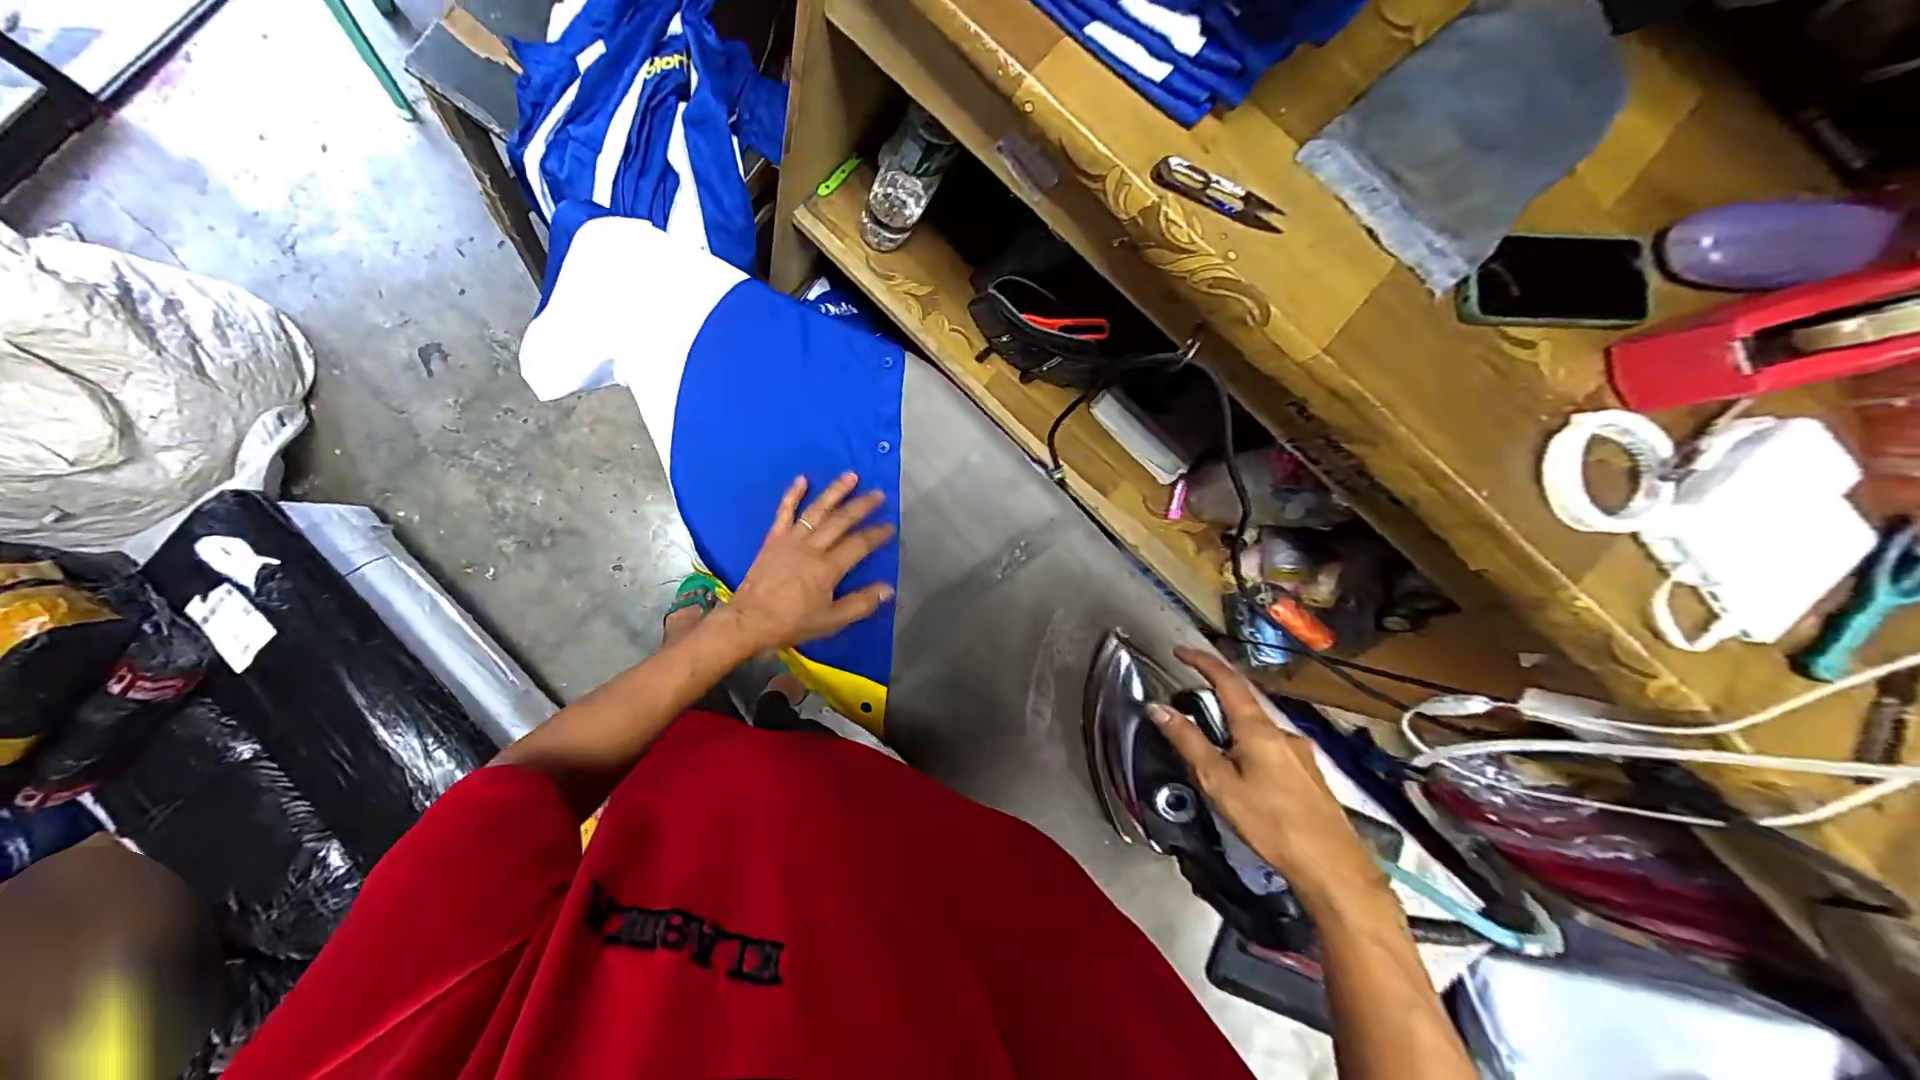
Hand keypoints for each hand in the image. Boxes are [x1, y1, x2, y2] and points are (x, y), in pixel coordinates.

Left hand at [720, 472, 895, 652]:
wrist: (749, 621)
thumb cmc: (792, 623)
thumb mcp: (832, 621)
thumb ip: (861, 604)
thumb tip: (888, 589)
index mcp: (828, 568)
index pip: (859, 544)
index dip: (876, 534)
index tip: (890, 527)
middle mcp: (811, 548)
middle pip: (841, 521)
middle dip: (862, 506)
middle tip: (879, 495)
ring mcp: (791, 540)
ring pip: (817, 510)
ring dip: (835, 492)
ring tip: (850, 477)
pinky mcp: (773, 539)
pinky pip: (784, 512)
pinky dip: (792, 494)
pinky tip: (802, 479)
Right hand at [1150, 646, 1385, 910]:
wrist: (1334, 869)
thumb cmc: (1273, 825)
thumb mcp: (1220, 784)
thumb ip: (1189, 742)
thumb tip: (1159, 708)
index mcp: (1258, 730)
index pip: (1228, 681)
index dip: (1203, 661)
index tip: (1181, 650)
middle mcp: (1282, 733)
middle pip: (1244, 703)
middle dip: (1215, 698)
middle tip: (1188, 707)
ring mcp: (1300, 754)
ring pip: (1257, 728)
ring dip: (1232, 728)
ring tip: (1212, 754)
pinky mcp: (1308, 775)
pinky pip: (1271, 748)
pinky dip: (1248, 748)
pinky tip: (1244, 778)